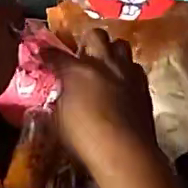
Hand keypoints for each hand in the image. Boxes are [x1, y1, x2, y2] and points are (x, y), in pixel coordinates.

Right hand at [45, 28, 159, 176]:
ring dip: (111, 51)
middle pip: (96, 35)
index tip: (43, 54)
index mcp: (78, 71)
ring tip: (105, 63)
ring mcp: (127, 72)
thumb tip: (62, 92)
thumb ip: (61, 99)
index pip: (57, 54)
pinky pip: (135, 67)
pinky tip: (122, 82)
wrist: (125, 152)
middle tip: (82, 55)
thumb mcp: (60, 120)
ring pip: (120, 45)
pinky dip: (127, 70)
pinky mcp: (144, 85)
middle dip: (86, 40)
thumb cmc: (86, 140)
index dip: (48, 53)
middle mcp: (104, 64)